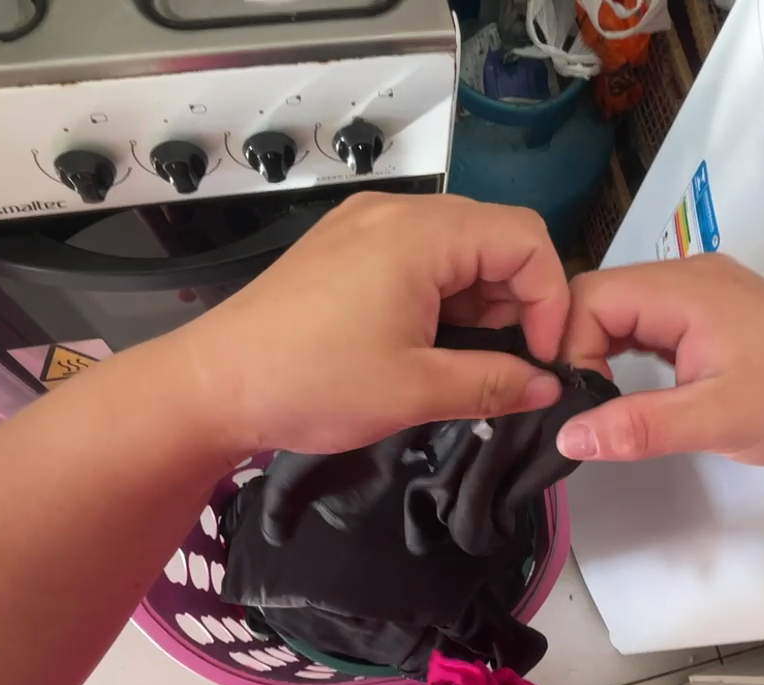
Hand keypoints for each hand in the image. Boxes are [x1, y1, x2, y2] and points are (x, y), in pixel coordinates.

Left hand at [150, 193, 571, 457]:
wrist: (213, 386)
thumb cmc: (310, 383)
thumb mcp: (414, 391)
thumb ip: (493, 384)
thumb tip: (548, 386)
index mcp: (419, 234)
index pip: (525, 239)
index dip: (551, 298)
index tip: (544, 358)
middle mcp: (395, 214)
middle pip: (494, 240)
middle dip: (518, 305)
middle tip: (512, 367)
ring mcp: (367, 228)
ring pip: (458, 254)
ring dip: (481, 307)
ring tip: (471, 364)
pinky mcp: (348, 252)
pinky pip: (421, 264)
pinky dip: (445, 302)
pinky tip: (434, 346)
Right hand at [553, 255, 763, 472]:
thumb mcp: (716, 420)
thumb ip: (638, 426)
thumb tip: (567, 436)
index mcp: (688, 289)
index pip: (592, 297)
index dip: (568, 345)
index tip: (575, 399)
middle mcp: (689, 279)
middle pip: (601, 298)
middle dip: (576, 348)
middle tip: (577, 403)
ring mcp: (700, 295)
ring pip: (621, 310)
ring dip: (598, 350)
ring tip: (595, 398)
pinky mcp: (708, 318)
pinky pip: (645, 323)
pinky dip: (623, 352)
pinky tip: (623, 385)